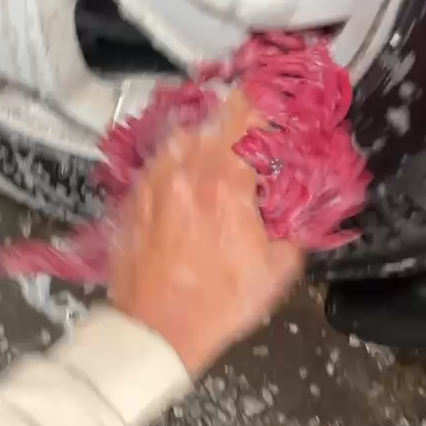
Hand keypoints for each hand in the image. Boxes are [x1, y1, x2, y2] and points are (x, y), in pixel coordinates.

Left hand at [109, 91, 304, 373]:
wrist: (155, 330)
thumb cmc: (216, 304)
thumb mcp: (277, 267)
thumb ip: (292, 226)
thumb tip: (294, 208)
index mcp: (224, 183)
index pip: (244, 119)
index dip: (261, 101)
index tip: (272, 96)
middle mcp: (183, 177)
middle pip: (207, 124)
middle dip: (230, 119)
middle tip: (246, 123)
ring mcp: (151, 189)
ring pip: (175, 142)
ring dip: (198, 138)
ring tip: (214, 147)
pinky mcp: (131, 207)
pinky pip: (152, 170)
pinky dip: (170, 164)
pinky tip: (181, 177)